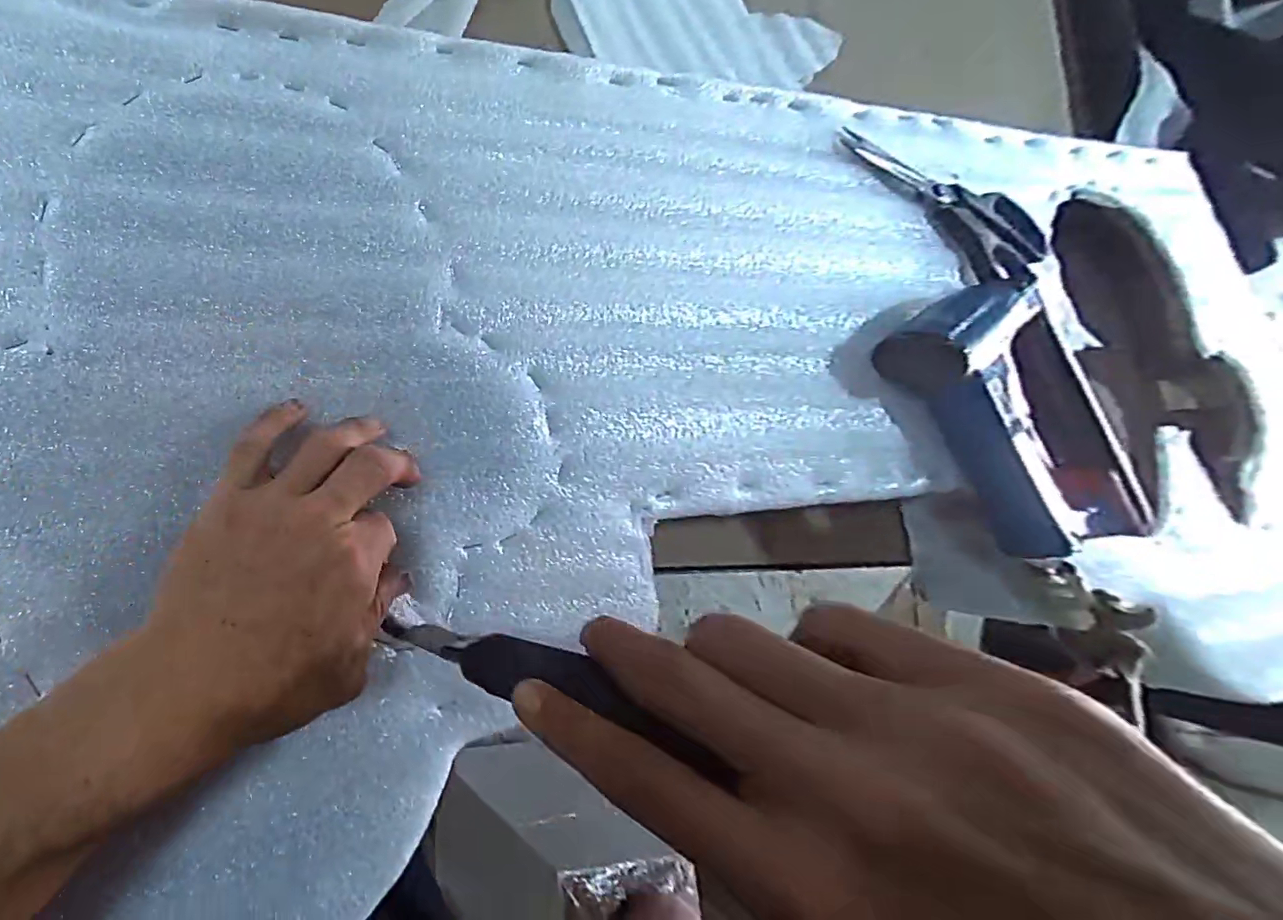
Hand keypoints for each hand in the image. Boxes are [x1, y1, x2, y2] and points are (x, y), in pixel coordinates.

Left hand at [142, 401, 417, 749]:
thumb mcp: (348, 668)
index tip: (378, 548)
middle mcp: (319, 518)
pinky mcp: (230, 496)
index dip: (386, 535)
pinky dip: (277, 418)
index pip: (384, 527)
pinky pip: (255, 444)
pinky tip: (296, 408)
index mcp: (353, 560)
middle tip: (403, 465)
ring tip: (370, 425)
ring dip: (354, 428)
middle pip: (368, 467)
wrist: (194, 676)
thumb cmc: (274, 684)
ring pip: (321, 444)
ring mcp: (272, 501)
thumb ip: (376, 615)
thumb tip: (394, 577)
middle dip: (394, 461)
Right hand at [517, 605, 1282, 919]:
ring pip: (747, 637)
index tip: (528, 689)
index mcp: (810, 885)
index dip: (569, 725)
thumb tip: (665, 865)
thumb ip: (742, 907)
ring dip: (724, 658)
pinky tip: (856, 690)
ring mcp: (922, 724)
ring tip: (751, 686)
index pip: (640, 775)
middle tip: (603, 641)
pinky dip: (821, 653)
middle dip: (619, 651)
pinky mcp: (993, 685)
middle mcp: (845, 789)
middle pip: (678, 678)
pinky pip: (843, 627)